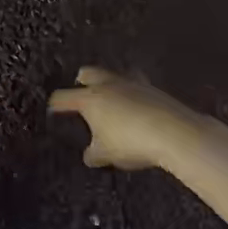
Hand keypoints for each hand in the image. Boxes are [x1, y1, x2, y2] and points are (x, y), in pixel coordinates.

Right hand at [48, 66, 208, 169]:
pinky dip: (133, 96)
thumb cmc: (130, 142)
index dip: (56, 104)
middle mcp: (110, 85)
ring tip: (112, 97)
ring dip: (112, 85)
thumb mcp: (105, 154)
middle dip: (83, 80)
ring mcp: (134, 84)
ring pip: (116, 76)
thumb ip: (93, 153)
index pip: (64, 97)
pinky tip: (137, 109)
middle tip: (82, 90)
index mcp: (90, 99)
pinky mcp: (154, 90)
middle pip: (90, 73)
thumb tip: (90, 154)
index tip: (53, 106)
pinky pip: (137, 88)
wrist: (174, 132)